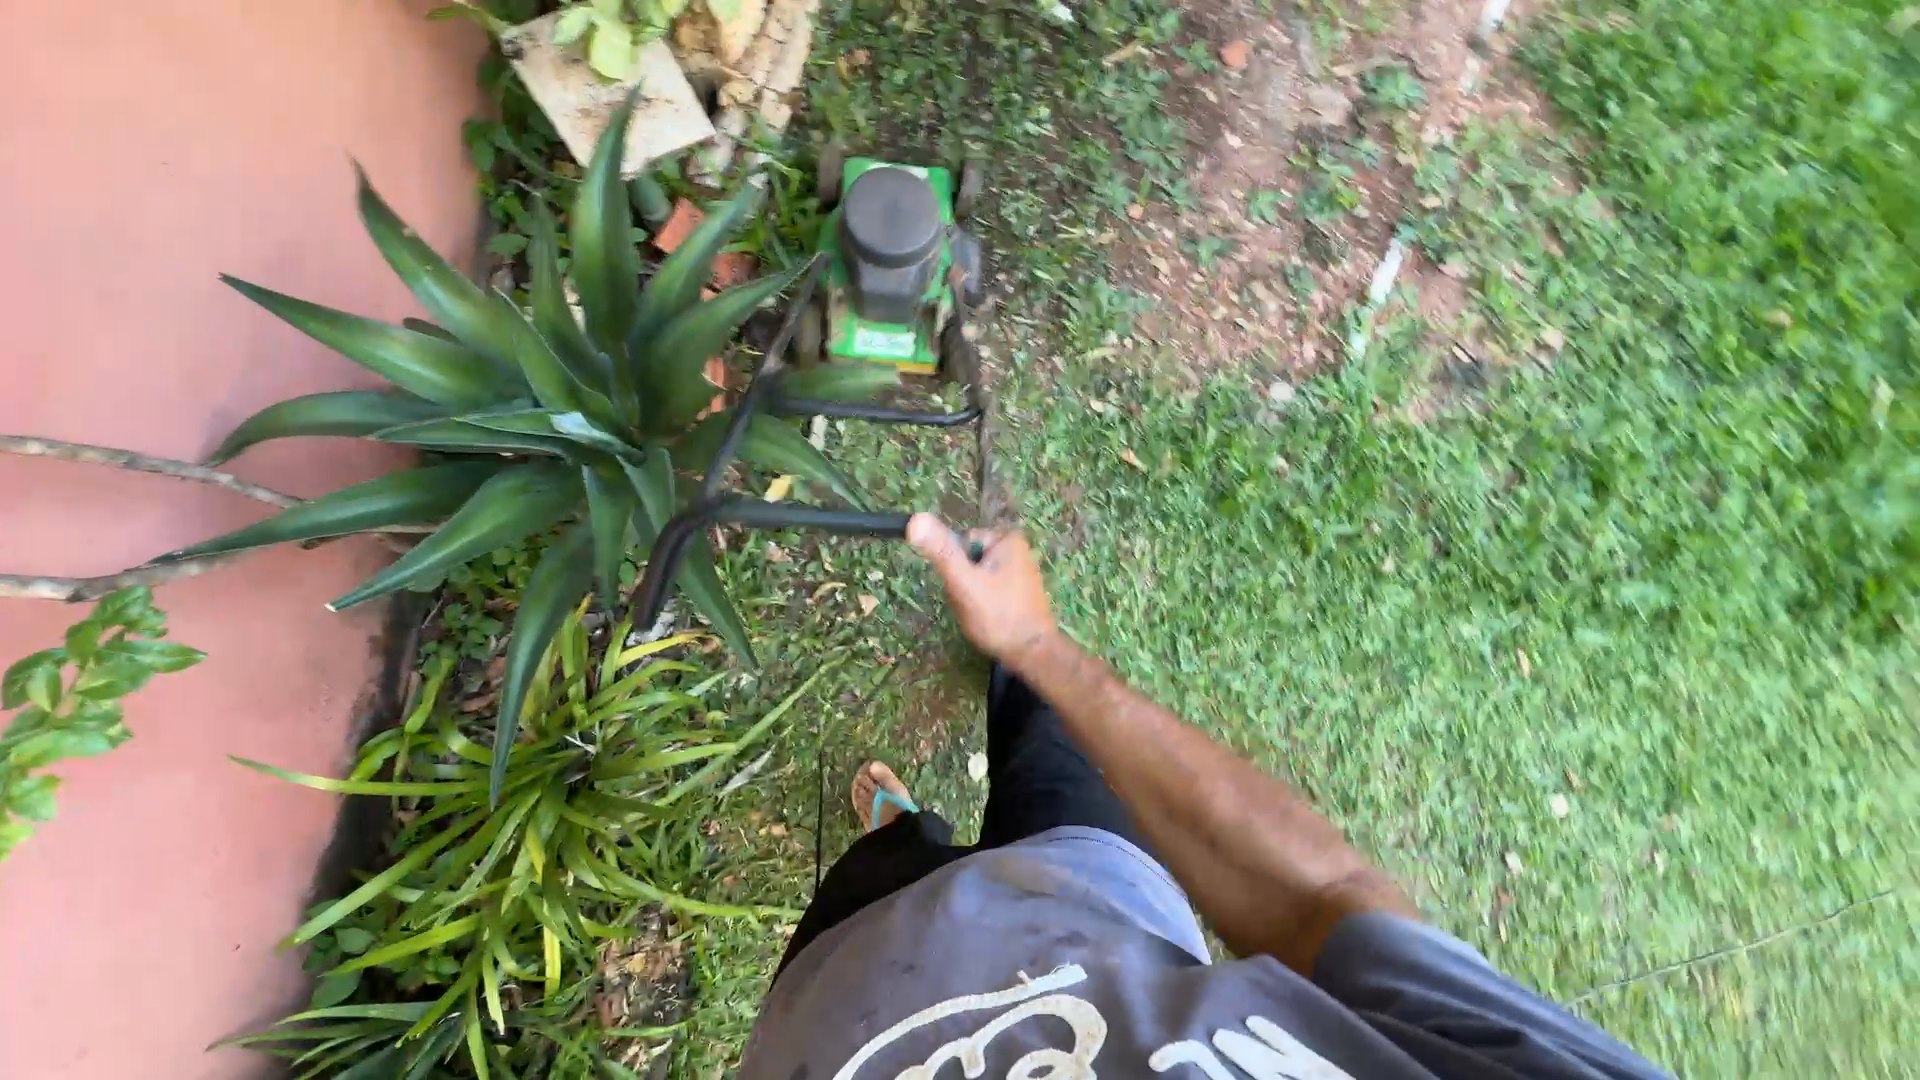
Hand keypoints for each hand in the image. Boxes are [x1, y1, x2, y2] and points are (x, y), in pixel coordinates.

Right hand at [906, 513, 1057, 663]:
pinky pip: (987, 591)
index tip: (964, 589)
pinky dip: (982, 606)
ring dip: (969, 598)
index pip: (960, 544)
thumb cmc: (998, 616)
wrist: (1031, 654)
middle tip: (973, 606)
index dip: (955, 568)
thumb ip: (941, 552)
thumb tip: (915, 519)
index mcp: (1007, 538)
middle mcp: (1017, 549)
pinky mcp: (1018, 591)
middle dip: (962, 585)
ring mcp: (1018, 571)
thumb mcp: (964, 582)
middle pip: (967, 561)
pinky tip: (990, 620)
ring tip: (981, 615)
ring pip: (974, 579)